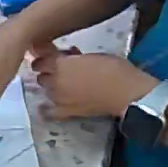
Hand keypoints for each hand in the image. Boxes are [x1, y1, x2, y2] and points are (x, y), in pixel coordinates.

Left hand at [31, 45, 153, 119]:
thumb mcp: (91, 55)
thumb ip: (73, 56)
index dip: (45, 59)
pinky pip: (49, 111)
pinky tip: (51, 105)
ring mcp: (58, 98)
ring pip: (46, 91)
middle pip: (41, 76)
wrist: (127, 92)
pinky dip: (48, 108)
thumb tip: (65, 55)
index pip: (40, 61)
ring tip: (65, 85)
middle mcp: (54, 81)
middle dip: (49, 73)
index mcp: (60, 65)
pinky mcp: (66, 112)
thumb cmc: (114, 68)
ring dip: (52, 87)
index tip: (52, 58)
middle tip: (62, 71)